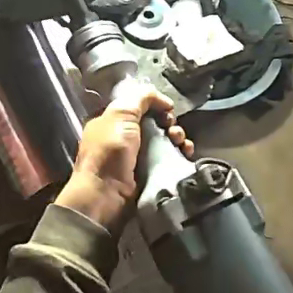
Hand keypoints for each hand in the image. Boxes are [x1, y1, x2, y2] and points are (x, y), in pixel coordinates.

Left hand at [53, 83, 191, 234]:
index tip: (167, 110)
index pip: (141, 108)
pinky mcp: (152, 174)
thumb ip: (140, 98)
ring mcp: (140, 158)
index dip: (157, 106)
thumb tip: (163, 100)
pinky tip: (186, 152)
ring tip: (180, 142)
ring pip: (167, 141)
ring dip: (178, 137)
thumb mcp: (120, 114)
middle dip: (170, 123)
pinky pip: (172, 159)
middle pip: (157, 124)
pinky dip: (181, 153)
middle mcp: (127, 139)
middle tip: (171, 128)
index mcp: (114, 122)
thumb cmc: (110, 150)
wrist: (106, 193)